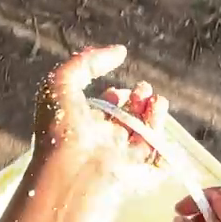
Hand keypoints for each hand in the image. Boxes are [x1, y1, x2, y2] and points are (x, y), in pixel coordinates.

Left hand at [32, 45, 167, 187]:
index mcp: (79, 123)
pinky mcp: (136, 169)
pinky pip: (153, 152)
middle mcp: (99, 139)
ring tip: (156, 99)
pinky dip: (159, 133)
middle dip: (137, 101)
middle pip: (125, 118)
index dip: (112, 96)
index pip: (101, 109)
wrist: (72, 170)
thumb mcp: (62, 82)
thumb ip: (87, 61)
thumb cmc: (60, 127)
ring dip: (151, 113)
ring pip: (142, 133)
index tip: (119, 88)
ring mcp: (118, 155)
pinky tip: (159, 112)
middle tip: (144, 88)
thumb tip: (119, 52)